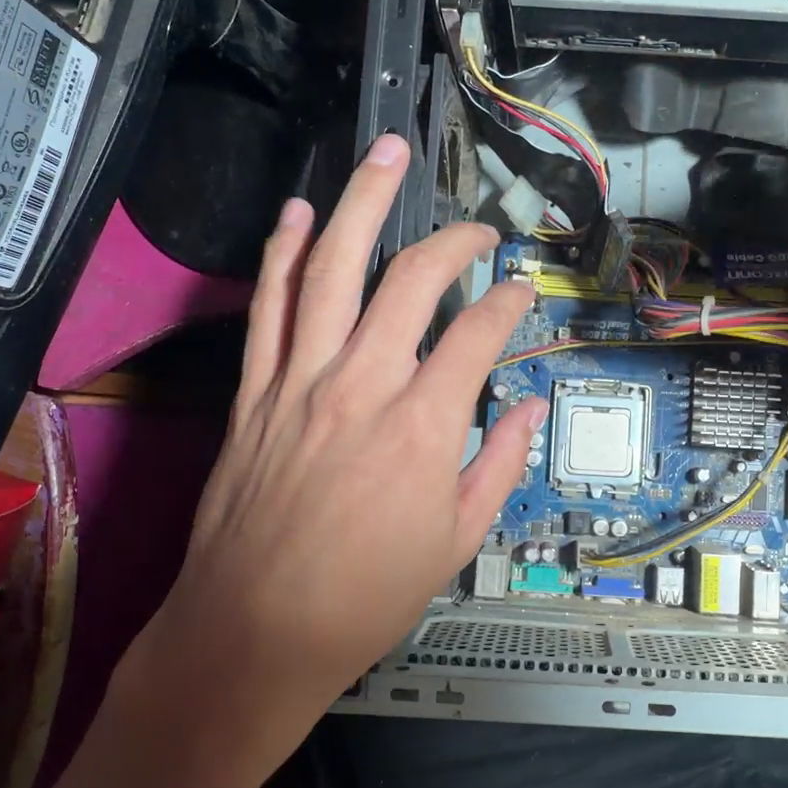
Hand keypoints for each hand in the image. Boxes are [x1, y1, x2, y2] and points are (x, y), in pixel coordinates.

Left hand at [119, 134, 541, 756]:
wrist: (256, 631)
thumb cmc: (368, 596)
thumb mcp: (458, 540)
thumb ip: (500, 463)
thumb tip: (533, 406)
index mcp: (423, 426)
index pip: (477, 334)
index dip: (507, 303)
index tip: (520, 292)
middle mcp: (362, 385)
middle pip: (411, 280)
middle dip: (453, 240)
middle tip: (479, 228)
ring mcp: (299, 380)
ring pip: (330, 268)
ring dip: (360, 204)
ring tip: (384, 155)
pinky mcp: (253, 391)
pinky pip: (267, 307)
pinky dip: (280, 253)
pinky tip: (295, 213)